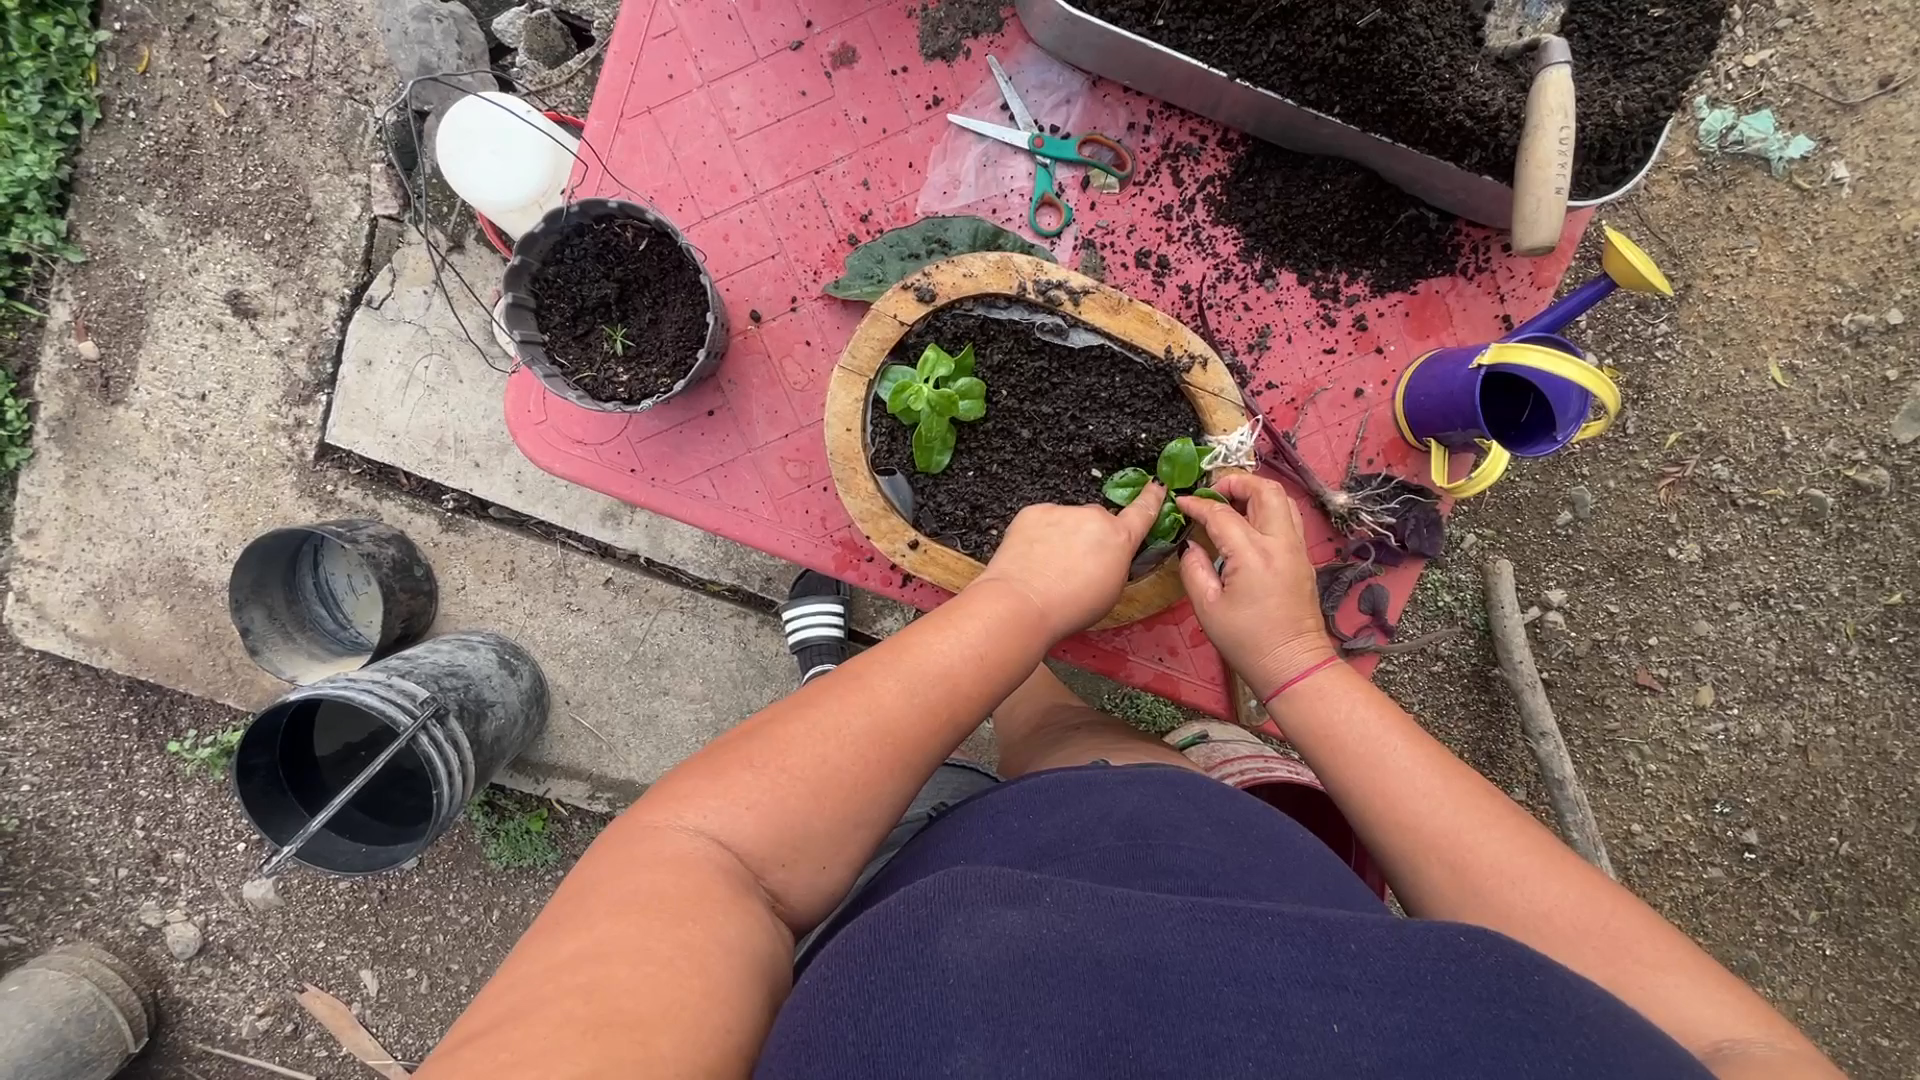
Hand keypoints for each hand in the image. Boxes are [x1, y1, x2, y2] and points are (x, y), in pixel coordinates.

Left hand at [971, 482, 1164, 640]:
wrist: (1023, 602)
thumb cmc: (1069, 607)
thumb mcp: (1110, 592)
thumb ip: (1115, 563)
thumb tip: (1107, 556)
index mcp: (1119, 539)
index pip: (1143, 512)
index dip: (1151, 498)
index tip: (1155, 485)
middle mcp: (1094, 518)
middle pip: (1097, 521)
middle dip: (1090, 537)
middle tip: (1075, 565)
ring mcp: (1063, 511)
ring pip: (1067, 521)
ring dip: (1062, 536)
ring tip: (1048, 567)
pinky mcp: (1034, 511)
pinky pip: (1042, 521)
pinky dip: (1038, 536)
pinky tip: (1032, 558)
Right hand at [1176, 473, 1337, 697]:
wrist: (1292, 664)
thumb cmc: (1246, 641)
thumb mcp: (1207, 608)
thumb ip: (1194, 570)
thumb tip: (1191, 546)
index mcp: (1253, 555)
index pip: (1222, 514)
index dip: (1198, 504)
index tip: (1181, 502)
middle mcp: (1280, 544)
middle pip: (1266, 490)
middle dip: (1237, 481)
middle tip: (1213, 491)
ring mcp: (1297, 549)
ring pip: (1284, 500)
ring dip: (1256, 492)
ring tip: (1231, 502)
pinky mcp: (1303, 559)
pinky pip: (1288, 519)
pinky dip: (1267, 509)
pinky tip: (1248, 523)